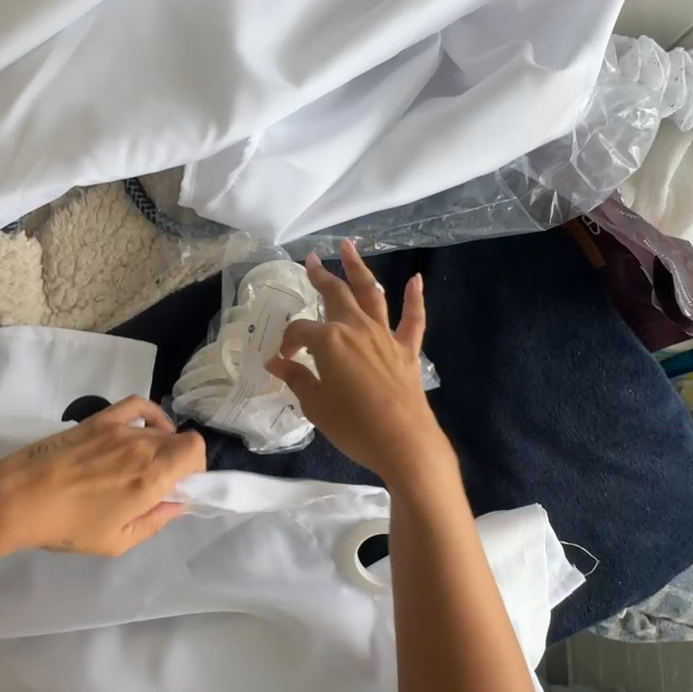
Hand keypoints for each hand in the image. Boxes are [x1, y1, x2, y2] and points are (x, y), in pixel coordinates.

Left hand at [0, 396, 204, 556]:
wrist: (20, 498)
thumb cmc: (67, 527)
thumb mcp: (117, 542)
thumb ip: (155, 521)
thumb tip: (177, 504)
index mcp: (150, 478)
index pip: (195, 451)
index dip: (197, 469)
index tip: (182, 487)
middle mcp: (140, 447)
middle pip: (180, 441)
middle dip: (179, 462)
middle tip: (158, 484)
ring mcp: (119, 429)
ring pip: (159, 429)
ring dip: (162, 445)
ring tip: (144, 465)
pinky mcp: (99, 419)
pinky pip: (137, 405)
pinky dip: (150, 414)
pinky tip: (144, 430)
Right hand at [264, 240, 446, 484]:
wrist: (403, 443)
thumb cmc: (352, 425)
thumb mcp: (315, 405)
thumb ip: (297, 379)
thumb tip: (276, 364)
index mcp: (328, 341)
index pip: (300, 331)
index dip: (287, 343)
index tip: (282, 360)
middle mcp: (356, 329)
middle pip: (335, 294)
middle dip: (321, 276)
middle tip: (311, 260)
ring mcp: (384, 337)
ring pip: (371, 295)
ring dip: (359, 269)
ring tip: (350, 248)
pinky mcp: (406, 351)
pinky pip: (412, 319)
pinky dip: (414, 299)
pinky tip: (416, 279)